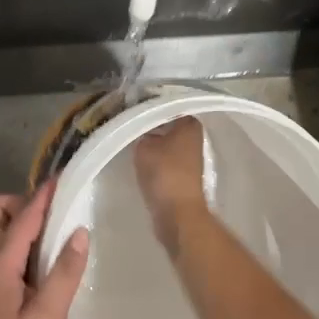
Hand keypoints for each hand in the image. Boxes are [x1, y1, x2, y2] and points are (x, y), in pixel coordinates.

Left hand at [0, 178, 88, 318]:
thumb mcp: (48, 317)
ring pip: (0, 229)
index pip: (22, 216)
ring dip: (24, 220)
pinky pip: (8, 248)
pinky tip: (51, 255)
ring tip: (59, 231)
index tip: (67, 176)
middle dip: (24, 202)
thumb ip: (64, 272)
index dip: (44, 194)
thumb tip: (80, 230)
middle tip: (57, 212)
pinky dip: (26, 240)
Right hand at [133, 115, 207, 247]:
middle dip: (149, 122)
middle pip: (166, 122)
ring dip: (150, 140)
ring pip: (165, 140)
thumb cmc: (164, 173)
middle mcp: (193, 136)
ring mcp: (189, 156)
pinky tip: (136, 155)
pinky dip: (153, 156)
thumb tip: (139, 129)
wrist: (177, 214)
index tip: (129, 104)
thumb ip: (140, 131)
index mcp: (190, 122)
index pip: (166, 104)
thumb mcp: (143, 145)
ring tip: (127, 136)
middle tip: (125, 119)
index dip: (147, 104)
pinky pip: (164, 157)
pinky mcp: (182, 173)